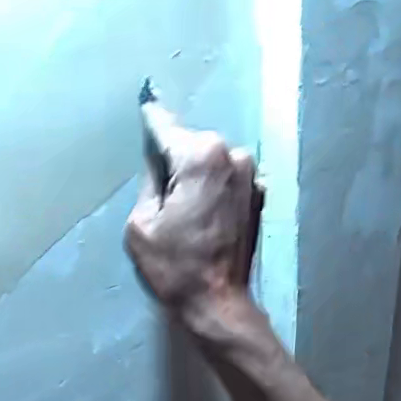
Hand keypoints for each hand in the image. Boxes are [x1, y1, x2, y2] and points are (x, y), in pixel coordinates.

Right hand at [125, 103, 265, 334]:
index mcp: (200, 156)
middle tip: (162, 196)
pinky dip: (214, 189)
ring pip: (211, 162)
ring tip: (184, 212)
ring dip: (196, 177)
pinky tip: (203, 217)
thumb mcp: (141, 225)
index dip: (152, 119)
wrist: (217, 302)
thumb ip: (149, 182)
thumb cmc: (175, 268)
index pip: (167, 128)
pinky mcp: (259, 195)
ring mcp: (252, 174)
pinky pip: (227, 180)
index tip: (146, 98)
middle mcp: (232, 154)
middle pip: (191, 145)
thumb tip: (157, 162)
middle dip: (175, 161)